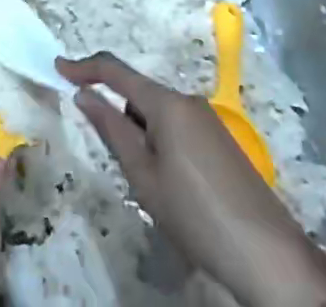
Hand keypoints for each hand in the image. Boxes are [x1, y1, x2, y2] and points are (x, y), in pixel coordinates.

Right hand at [58, 53, 325, 306]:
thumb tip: (84, 94)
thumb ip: (110, 129)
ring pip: (157, 113)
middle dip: (115, 112)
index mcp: (167, 103)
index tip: (57, 67)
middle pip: (138, 93)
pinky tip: (168, 183)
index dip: (84, 67)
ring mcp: (208, 120)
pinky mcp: (220, 141)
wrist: (268, 257)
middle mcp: (188, 101)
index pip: (116, 71)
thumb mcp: (142, 174)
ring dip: (138, 132)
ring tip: (145, 182)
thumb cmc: (194, 213)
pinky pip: (176, 126)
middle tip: (112, 158)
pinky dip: (158, 141)